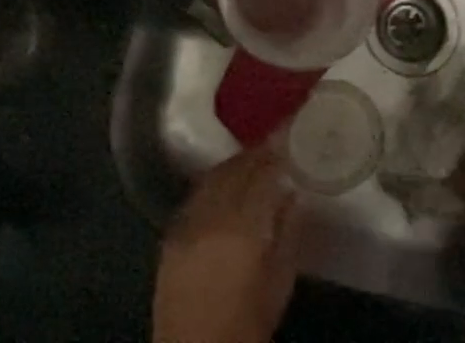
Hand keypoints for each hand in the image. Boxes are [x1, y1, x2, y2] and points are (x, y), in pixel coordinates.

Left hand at [154, 145, 301, 342]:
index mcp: (243, 228)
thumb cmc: (247, 324)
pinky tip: (222, 186)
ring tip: (251, 161)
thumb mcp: (280, 282)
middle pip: (234, 171)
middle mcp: (212, 217)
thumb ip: (288, 232)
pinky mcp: (170, 236)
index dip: (275, 154)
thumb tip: (294, 195)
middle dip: (254, 155)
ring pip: (211, 179)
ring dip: (232, 166)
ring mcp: (187, 224)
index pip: (261, 175)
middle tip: (273, 146)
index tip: (289, 140)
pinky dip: (211, 184)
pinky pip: (194, 197)